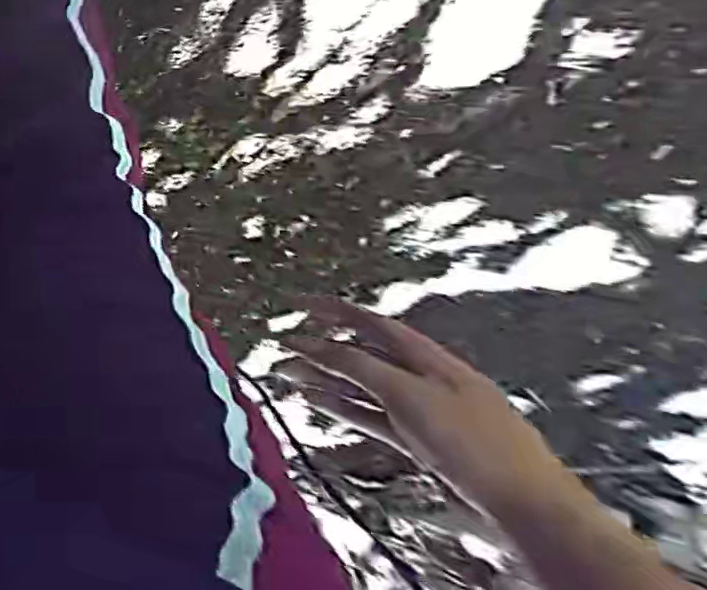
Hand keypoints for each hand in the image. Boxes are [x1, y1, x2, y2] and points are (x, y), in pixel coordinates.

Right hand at [280, 298, 578, 519]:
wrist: (532, 511)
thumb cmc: (475, 443)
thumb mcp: (406, 393)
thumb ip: (354, 363)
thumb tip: (307, 343)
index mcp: (430, 360)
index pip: (371, 322)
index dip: (330, 309)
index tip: (295, 302)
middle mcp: (427, 379)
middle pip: (364, 353)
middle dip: (320, 348)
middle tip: (281, 347)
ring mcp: (425, 411)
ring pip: (364, 385)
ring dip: (324, 378)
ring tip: (286, 374)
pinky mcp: (423, 440)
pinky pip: (372, 414)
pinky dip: (342, 406)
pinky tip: (316, 401)